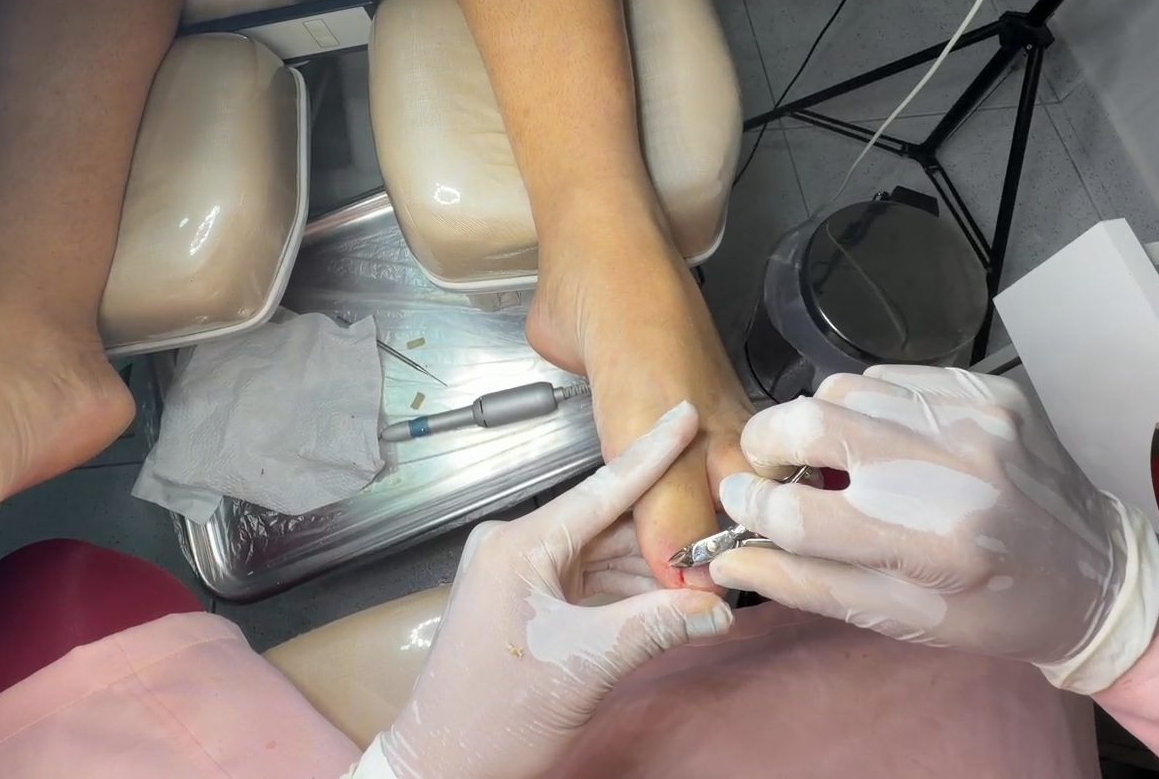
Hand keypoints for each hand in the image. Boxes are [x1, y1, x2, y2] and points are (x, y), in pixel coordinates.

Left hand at [358, 402, 734, 778]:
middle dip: (660, 526)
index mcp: (519, 543)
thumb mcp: (584, 665)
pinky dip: (623, 583)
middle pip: (604, 521)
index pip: (599, 489)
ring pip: (598, 550)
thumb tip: (717, 605)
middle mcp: (516, 542)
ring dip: (647, 561)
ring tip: (701, 563)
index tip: (682, 415)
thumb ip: (655, 626)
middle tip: (716, 519)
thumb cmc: (495, 715)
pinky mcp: (526, 591)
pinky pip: (585, 574)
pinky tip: (664, 589)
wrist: (442, 765)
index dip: (650, 452)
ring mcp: (519, 567)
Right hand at [708, 367, 1158, 693]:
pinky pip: (886, 376)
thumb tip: (724, 560)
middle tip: (771, 463)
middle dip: (766, 441)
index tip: (739, 500)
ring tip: (839, 453)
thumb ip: (803, 584)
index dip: (748, 504)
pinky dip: (867, 403)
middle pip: (808, 421)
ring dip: (819, 419)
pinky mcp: (983, 388)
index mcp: (928, 546)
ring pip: (840, 388)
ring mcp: (971, 418)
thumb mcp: (896, 618)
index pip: (796, 514)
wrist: (1098, 574)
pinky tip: (887, 436)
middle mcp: (950, 471)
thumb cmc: (988, 609)